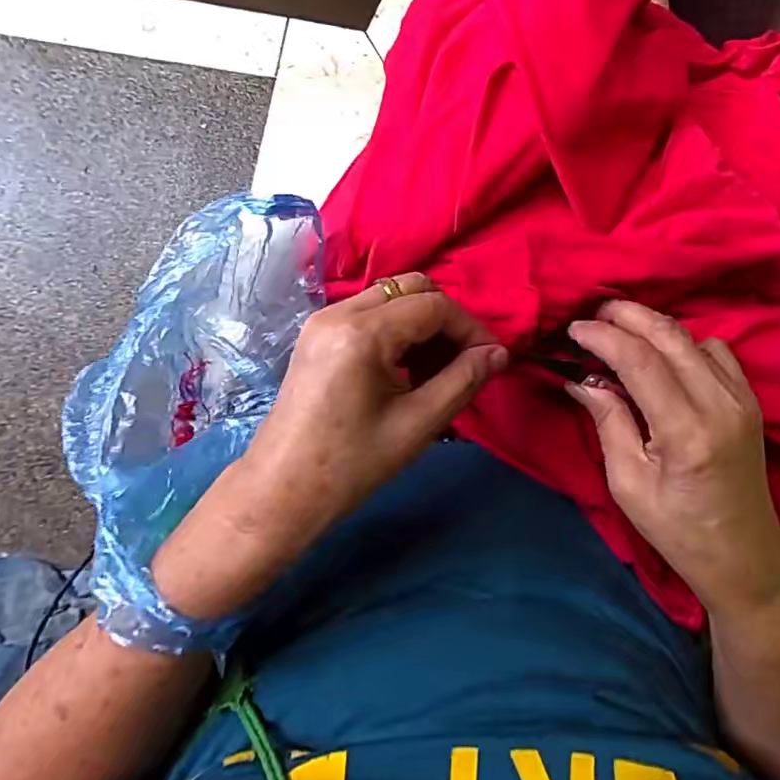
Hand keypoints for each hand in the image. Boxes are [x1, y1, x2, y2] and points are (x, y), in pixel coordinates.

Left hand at [153, 273, 506, 617]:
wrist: (280, 491)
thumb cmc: (350, 465)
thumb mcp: (417, 424)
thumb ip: (463, 380)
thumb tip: (499, 354)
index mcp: (361, 332)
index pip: (433, 306)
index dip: (470, 328)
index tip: (492, 359)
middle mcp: (338, 312)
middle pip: (411, 288)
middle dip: (447, 319)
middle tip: (465, 361)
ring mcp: (322, 319)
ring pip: (390, 297)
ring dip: (423, 322)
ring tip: (438, 369)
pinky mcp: (317, 333)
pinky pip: (369, 312)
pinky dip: (398, 328)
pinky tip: (407, 367)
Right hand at [565, 301, 779, 620]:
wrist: (745, 554)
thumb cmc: (678, 529)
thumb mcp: (628, 484)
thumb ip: (608, 422)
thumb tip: (581, 378)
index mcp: (686, 432)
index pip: (640, 361)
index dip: (603, 337)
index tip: (574, 329)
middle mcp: (719, 405)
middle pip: (668, 336)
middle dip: (626, 316)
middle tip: (593, 315)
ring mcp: (741, 399)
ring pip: (691, 337)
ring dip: (651, 326)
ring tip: (618, 330)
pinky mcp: (749, 399)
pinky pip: (714, 350)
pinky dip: (682, 342)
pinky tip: (662, 355)